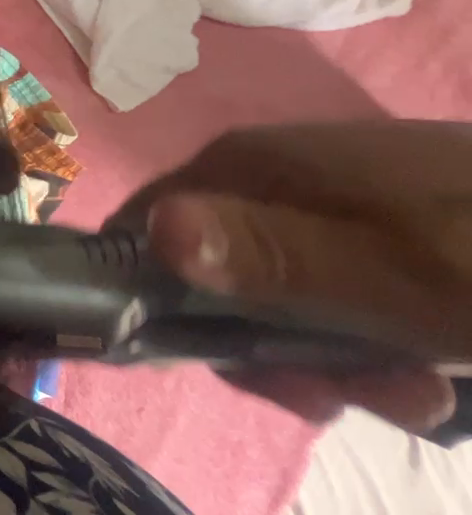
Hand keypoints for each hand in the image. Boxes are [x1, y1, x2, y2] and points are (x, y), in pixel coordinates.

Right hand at [111, 121, 471, 431]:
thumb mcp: (397, 277)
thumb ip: (270, 256)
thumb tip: (151, 231)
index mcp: (244, 166)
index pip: (142, 231)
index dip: (160, 304)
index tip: (230, 370)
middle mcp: (263, 170)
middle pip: (207, 263)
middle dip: (259, 343)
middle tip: (337, 399)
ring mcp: (323, 190)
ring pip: (272, 280)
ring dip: (322, 352)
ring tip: (408, 396)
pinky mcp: (376, 216)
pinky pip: (329, 278)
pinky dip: (362, 332)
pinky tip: (423, 368)